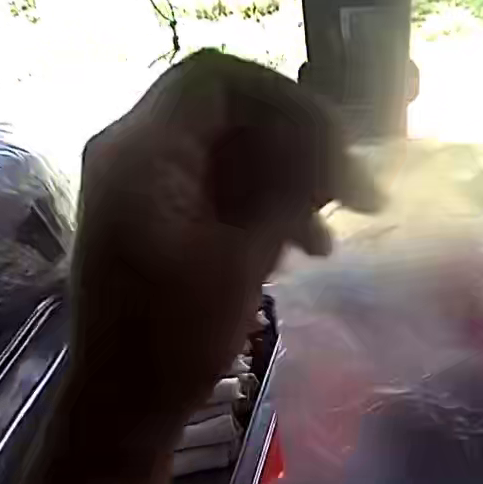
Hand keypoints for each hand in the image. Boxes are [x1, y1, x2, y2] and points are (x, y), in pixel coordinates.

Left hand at [69, 51, 372, 423]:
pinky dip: (271, 211)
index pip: (219, 81)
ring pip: (239, 159)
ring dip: (293, 187)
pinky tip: (304, 248)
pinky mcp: (170, 221)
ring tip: (330, 237)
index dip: (286, 101)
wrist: (126, 402)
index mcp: (143, 152)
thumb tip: (328, 149)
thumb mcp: (240, 260)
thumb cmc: (173, 337)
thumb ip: (285, 194)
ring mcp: (155, 190)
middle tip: (356, 194)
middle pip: (235, 119)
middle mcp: (143, 155)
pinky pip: (230, 194)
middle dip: (302, 151)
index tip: (339, 146)